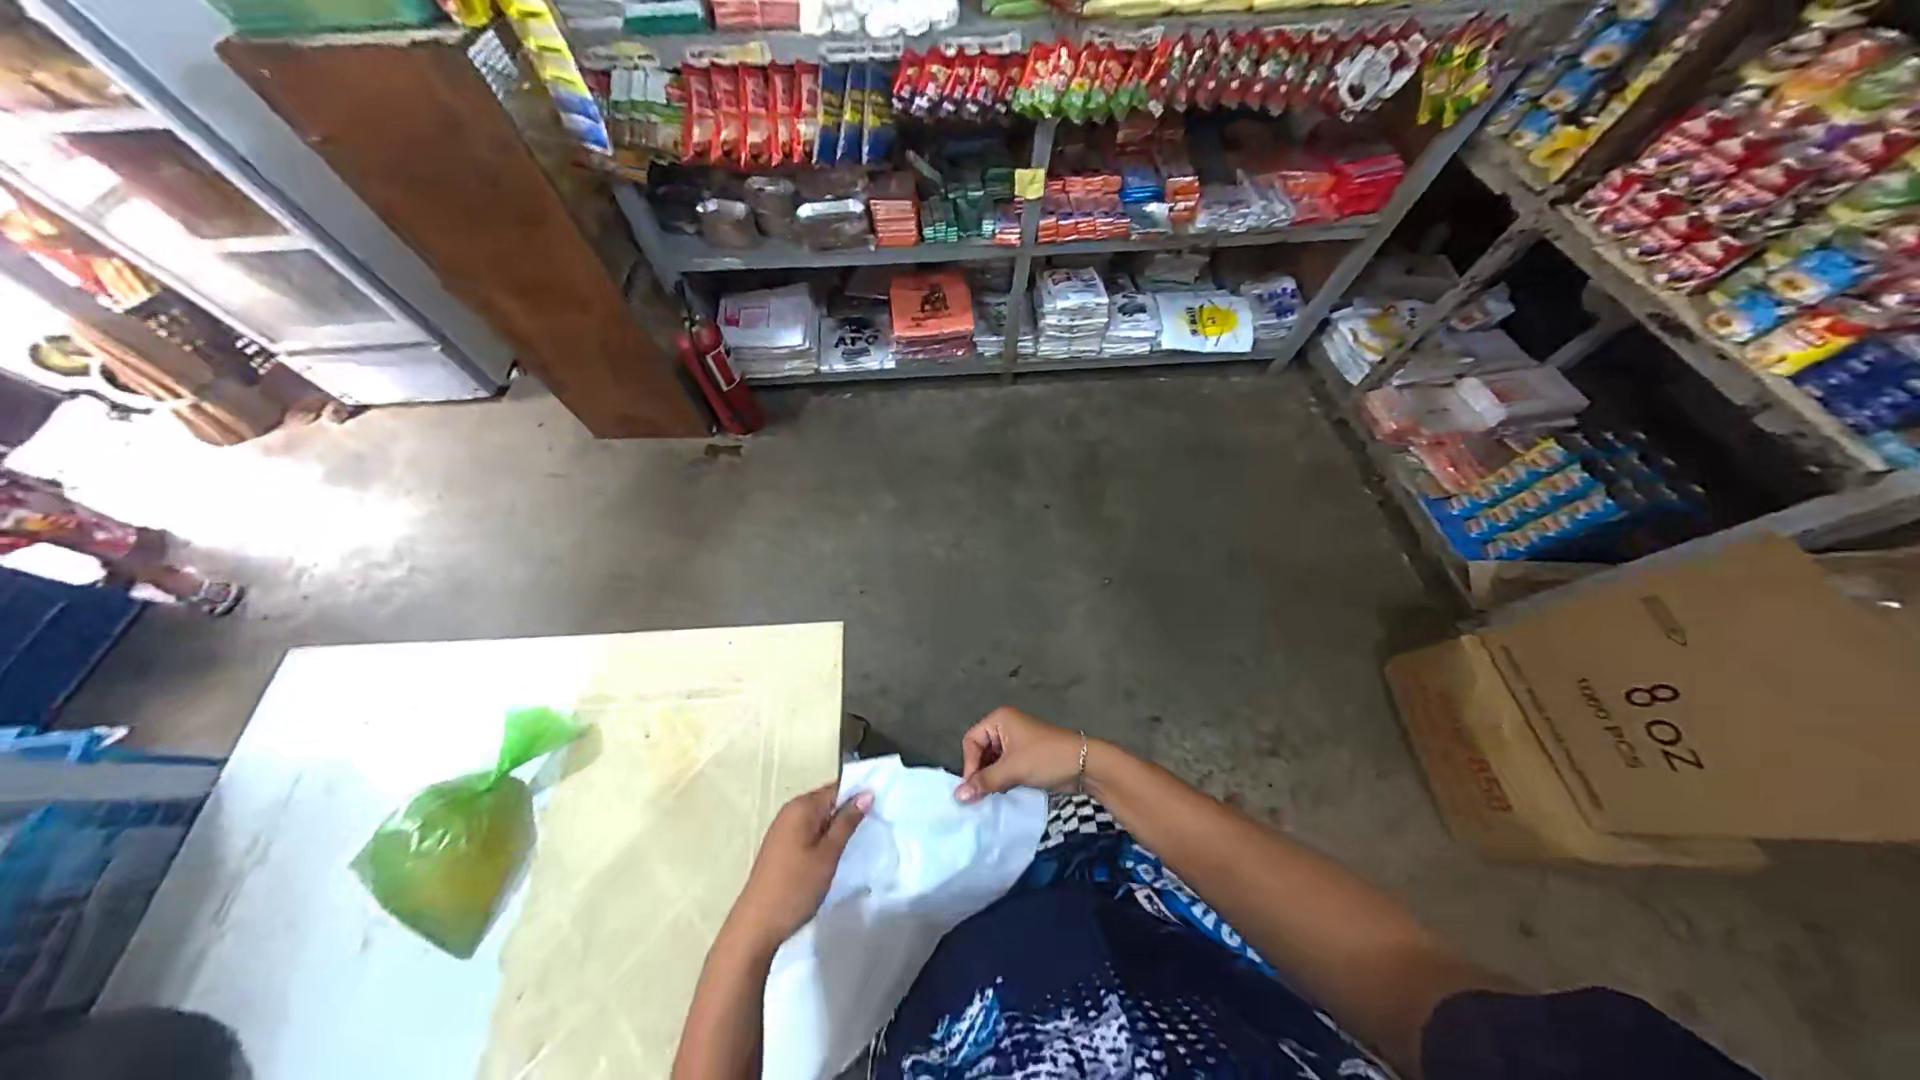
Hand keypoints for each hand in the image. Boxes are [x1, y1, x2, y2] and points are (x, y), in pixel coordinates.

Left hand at [726, 783, 870, 948]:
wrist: (756, 926)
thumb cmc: (796, 887)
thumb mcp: (828, 854)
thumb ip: (847, 822)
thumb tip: (866, 794)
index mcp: (801, 807)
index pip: (837, 788)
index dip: (859, 796)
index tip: (880, 808)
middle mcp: (790, 811)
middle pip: (827, 802)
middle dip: (849, 812)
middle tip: (873, 828)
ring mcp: (783, 830)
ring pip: (819, 819)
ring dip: (837, 828)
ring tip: (858, 843)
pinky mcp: (781, 847)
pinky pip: (809, 832)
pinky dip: (824, 839)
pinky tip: (835, 856)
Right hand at [955, 706, 1084, 802]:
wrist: (1085, 764)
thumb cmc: (1046, 758)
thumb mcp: (1012, 769)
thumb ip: (984, 782)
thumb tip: (958, 797)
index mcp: (999, 719)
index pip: (971, 741)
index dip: (970, 764)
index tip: (974, 788)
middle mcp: (1005, 726)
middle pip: (981, 751)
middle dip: (980, 772)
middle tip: (981, 795)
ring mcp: (1017, 741)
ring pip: (993, 761)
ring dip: (991, 778)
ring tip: (992, 795)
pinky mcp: (1026, 755)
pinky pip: (1005, 766)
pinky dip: (1002, 779)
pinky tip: (1004, 793)